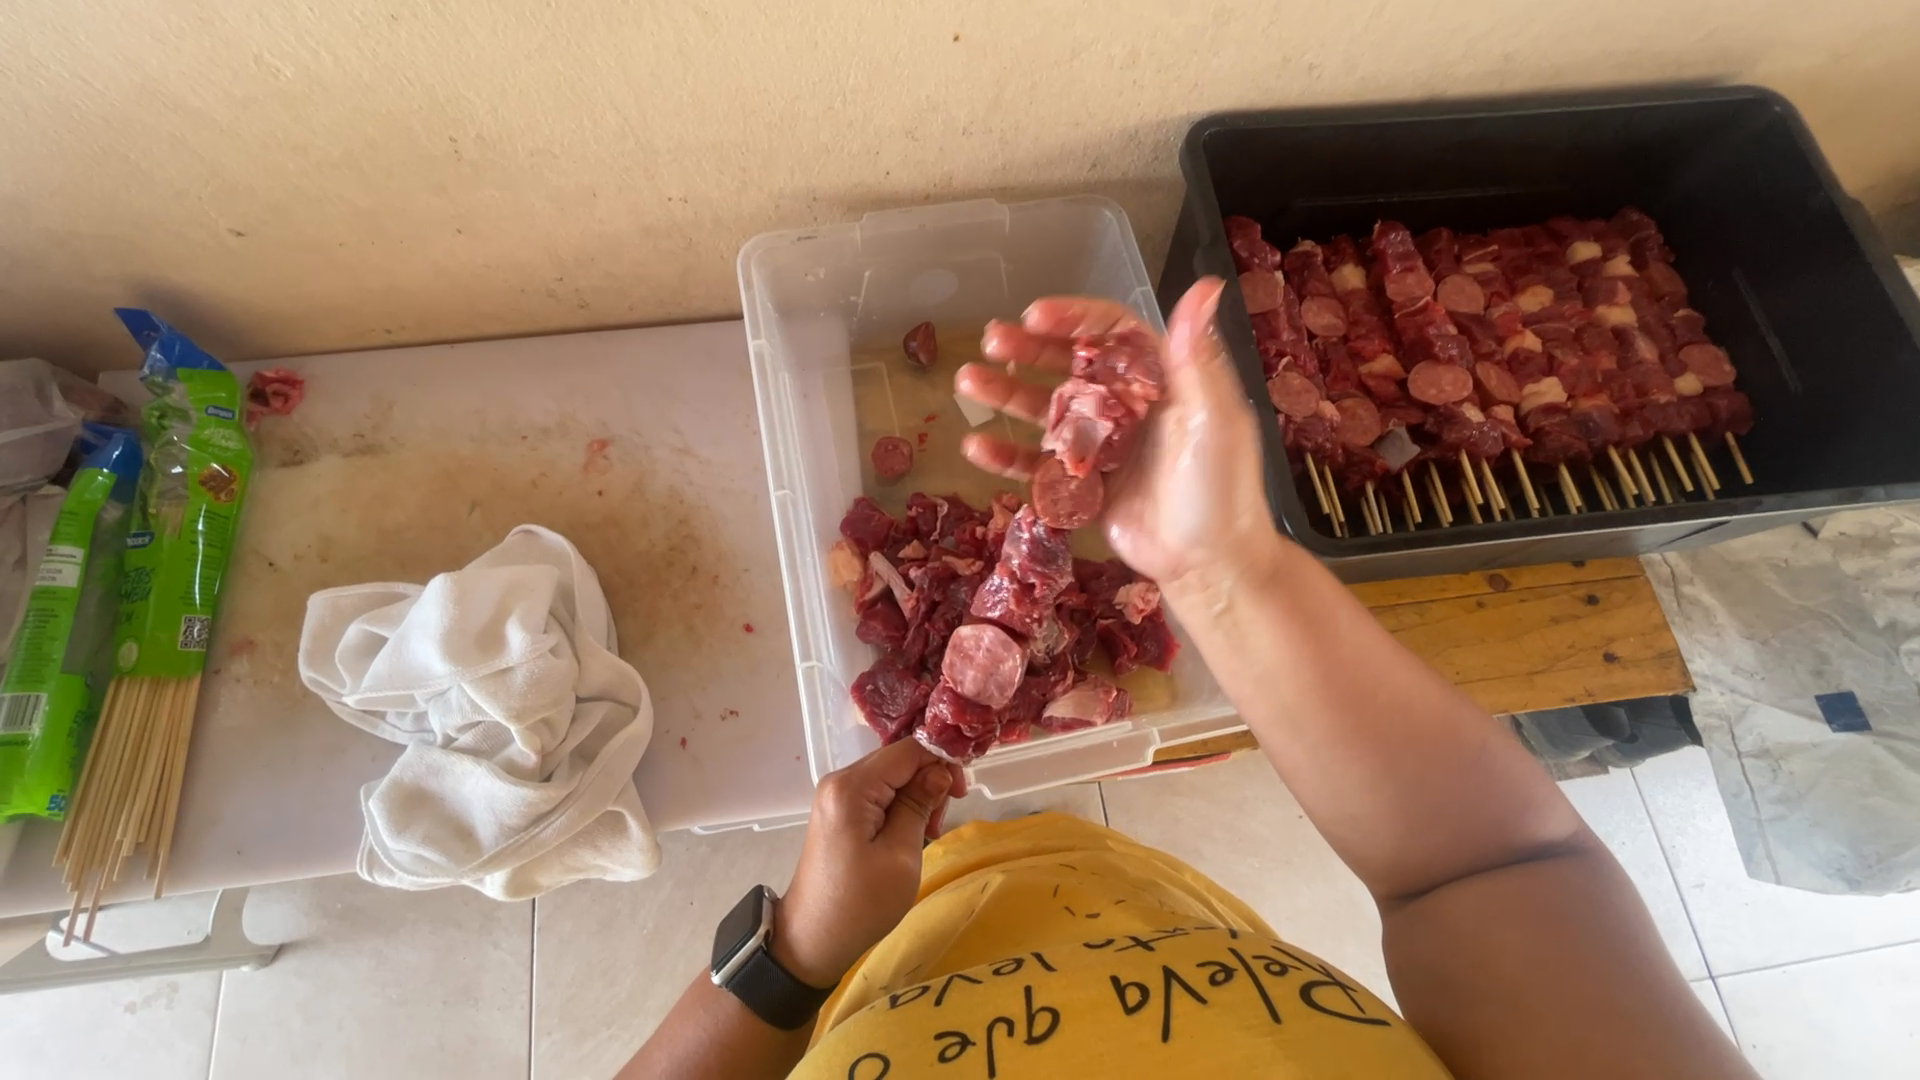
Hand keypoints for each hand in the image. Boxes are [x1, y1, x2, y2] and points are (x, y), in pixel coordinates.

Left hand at [775, 739, 966, 987]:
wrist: (810, 941)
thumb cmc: (860, 904)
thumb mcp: (901, 856)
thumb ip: (920, 804)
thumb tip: (940, 770)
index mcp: (852, 786)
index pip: (908, 750)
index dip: (941, 760)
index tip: (961, 791)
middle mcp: (840, 779)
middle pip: (898, 759)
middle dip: (929, 780)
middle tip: (943, 819)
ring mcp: (836, 794)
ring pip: (891, 775)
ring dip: (917, 794)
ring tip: (928, 831)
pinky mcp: (838, 809)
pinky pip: (878, 791)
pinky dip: (900, 804)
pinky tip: (910, 831)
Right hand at [955, 277, 1281, 592]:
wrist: (1208, 564)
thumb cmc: (1218, 488)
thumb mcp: (1214, 417)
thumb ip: (1197, 357)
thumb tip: (1206, 285)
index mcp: (1158, 382)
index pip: (1111, 334)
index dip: (1073, 320)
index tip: (1033, 315)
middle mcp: (1124, 407)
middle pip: (1068, 366)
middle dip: (1028, 351)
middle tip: (989, 341)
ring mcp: (1099, 447)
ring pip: (1044, 412)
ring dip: (1006, 395)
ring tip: (967, 382)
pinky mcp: (1081, 486)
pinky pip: (1037, 466)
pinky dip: (1006, 456)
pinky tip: (975, 446)